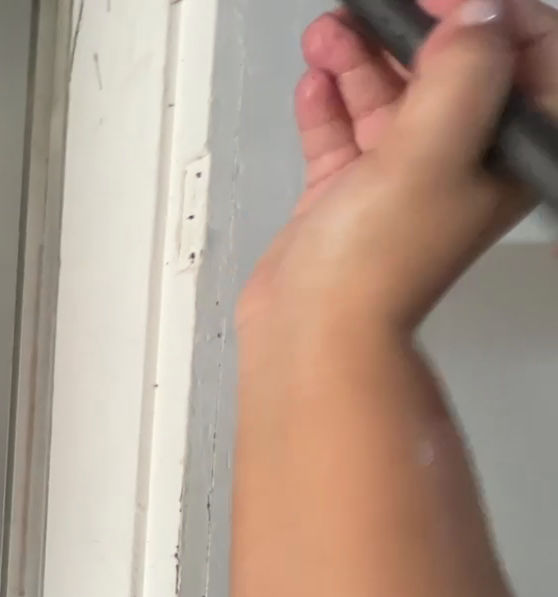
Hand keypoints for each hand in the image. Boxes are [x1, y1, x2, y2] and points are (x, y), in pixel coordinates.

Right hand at [239, 0, 557, 345]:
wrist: (310, 327)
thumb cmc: (373, 266)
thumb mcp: (431, 152)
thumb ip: (461, 73)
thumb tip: (475, 15)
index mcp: (517, 141)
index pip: (523, 48)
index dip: (483, 12)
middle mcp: (465, 154)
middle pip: (447, 67)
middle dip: (409, 29)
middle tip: (369, 6)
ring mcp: (401, 175)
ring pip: (387, 97)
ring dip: (357, 62)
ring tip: (326, 33)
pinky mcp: (345, 196)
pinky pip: (342, 136)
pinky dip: (327, 107)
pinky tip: (315, 82)